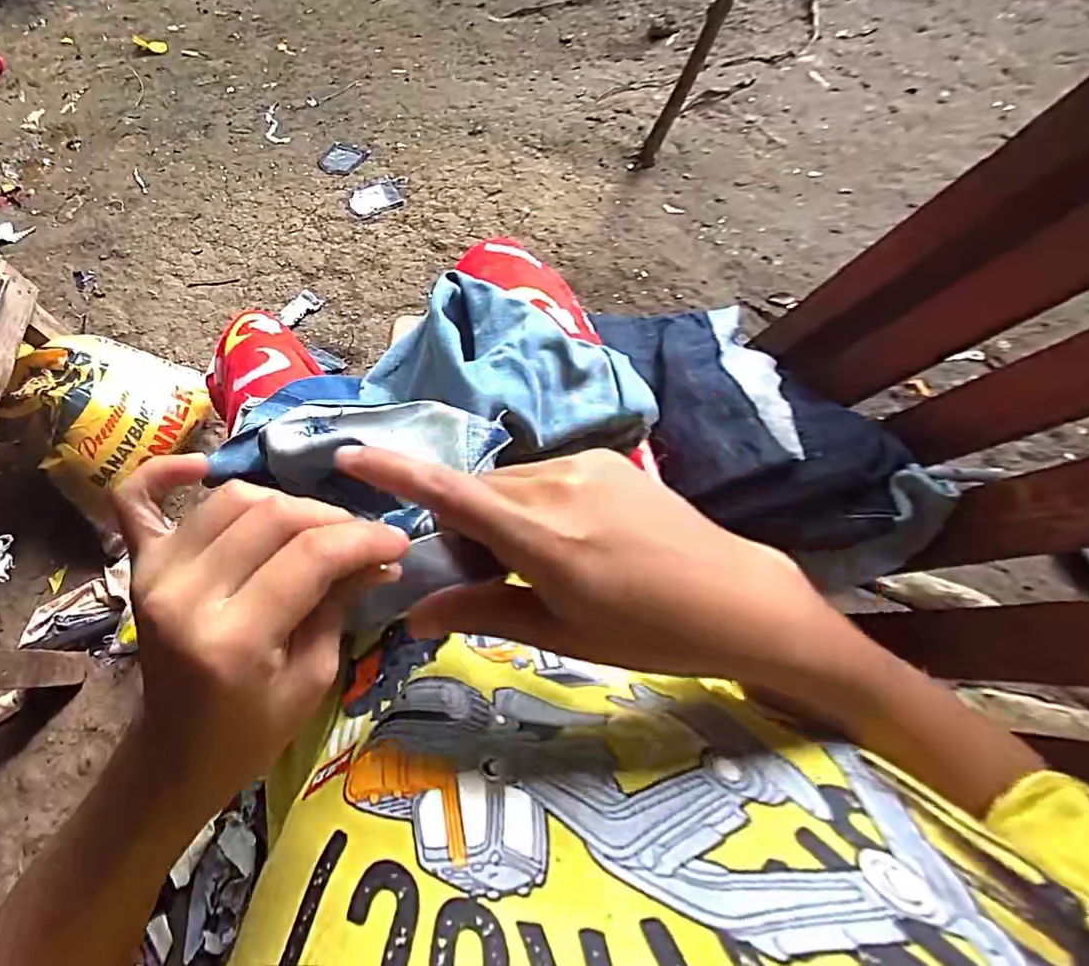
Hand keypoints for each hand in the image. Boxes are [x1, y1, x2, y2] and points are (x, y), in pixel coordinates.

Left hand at [110, 454, 409, 808]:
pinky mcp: (139, 564)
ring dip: (282, 501)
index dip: (360, 539)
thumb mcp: (313, 677)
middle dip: (330, 518)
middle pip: (271, 517)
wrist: (177, 751)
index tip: (395, 539)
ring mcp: (154, 573)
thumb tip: (379, 553)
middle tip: (359, 536)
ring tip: (311, 524)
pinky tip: (201, 465)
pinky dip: (164, 471)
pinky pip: (136, 498)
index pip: (308, 557)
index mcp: (232, 640)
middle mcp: (186, 595)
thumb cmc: (251, 729)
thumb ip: (339, 603)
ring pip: (230, 498)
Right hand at [335, 446, 875, 691]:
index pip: (449, 492)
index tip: (350, 456)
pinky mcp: (600, 458)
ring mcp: (580, 464)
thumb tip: (414, 613)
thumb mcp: (559, 633)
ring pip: (504, 483)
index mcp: (540, 536)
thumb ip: (481, 611)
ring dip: (494, 515)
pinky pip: (537, 475)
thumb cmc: (647, 632)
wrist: (739, 598)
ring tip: (531, 561)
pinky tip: (564, 537)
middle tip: (479, 571)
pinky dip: (525, 503)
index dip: (394, 470)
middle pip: (473, 491)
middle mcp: (553, 485)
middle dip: (458, 524)